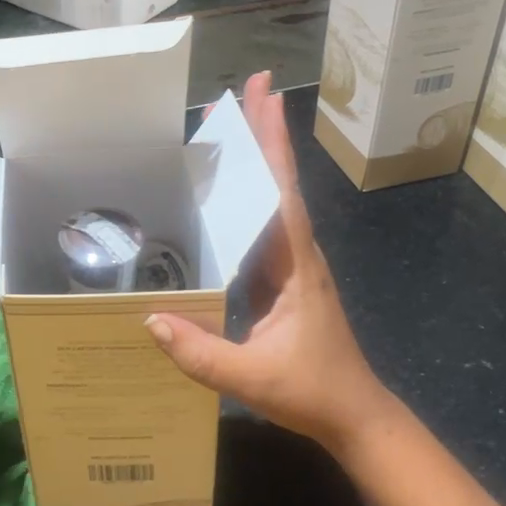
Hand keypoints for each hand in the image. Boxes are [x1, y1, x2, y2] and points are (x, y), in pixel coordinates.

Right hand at [143, 71, 396, 453]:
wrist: (356, 417)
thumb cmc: (314, 392)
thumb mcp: (253, 379)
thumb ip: (202, 354)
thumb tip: (149, 318)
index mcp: (297, 264)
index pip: (283, 193)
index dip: (274, 146)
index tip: (266, 99)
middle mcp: (297, 252)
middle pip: (279, 181)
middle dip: (264, 133)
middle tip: (248, 88)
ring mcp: (291, 263)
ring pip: (271, 198)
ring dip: (254, 157)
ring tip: (228, 122)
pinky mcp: (282, 277)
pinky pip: (260, 223)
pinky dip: (243, 194)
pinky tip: (220, 188)